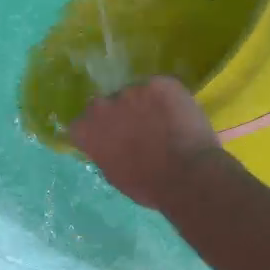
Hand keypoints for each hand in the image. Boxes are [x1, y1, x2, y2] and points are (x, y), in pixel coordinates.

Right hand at [67, 78, 225, 209]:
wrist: (187, 175)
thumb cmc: (146, 185)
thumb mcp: (112, 173)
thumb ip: (103, 152)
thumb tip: (110, 146)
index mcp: (85, 130)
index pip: (81, 124)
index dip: (97, 131)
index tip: (110, 140)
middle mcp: (101, 106)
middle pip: (104, 104)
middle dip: (117, 114)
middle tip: (136, 129)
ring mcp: (131, 92)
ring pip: (134, 95)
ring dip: (143, 105)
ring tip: (163, 122)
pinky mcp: (159, 84)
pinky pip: (160, 88)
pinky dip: (167, 99)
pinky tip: (179, 115)